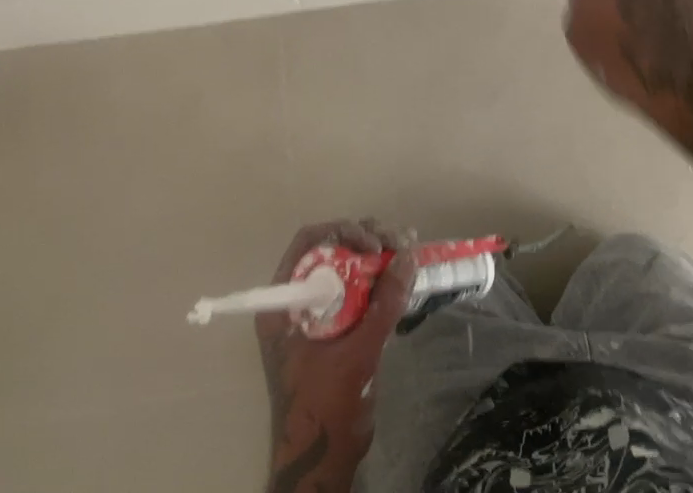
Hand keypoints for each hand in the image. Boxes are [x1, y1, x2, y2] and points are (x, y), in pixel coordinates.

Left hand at [257, 220, 415, 481]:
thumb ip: (382, 306)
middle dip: (366, 239)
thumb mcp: (357, 354)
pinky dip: (379, 277)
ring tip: (407, 250)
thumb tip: (407, 257)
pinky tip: (404, 273)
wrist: (321, 459)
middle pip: (329, 250)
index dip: (343, 233)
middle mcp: (296, 301)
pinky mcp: (336, 327)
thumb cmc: (326, 408)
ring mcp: (316, 314)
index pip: (308, 243)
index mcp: (284, 303)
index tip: (374, 247)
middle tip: (399, 244)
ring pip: (345, 267)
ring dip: (376, 255)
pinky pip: (356, 289)